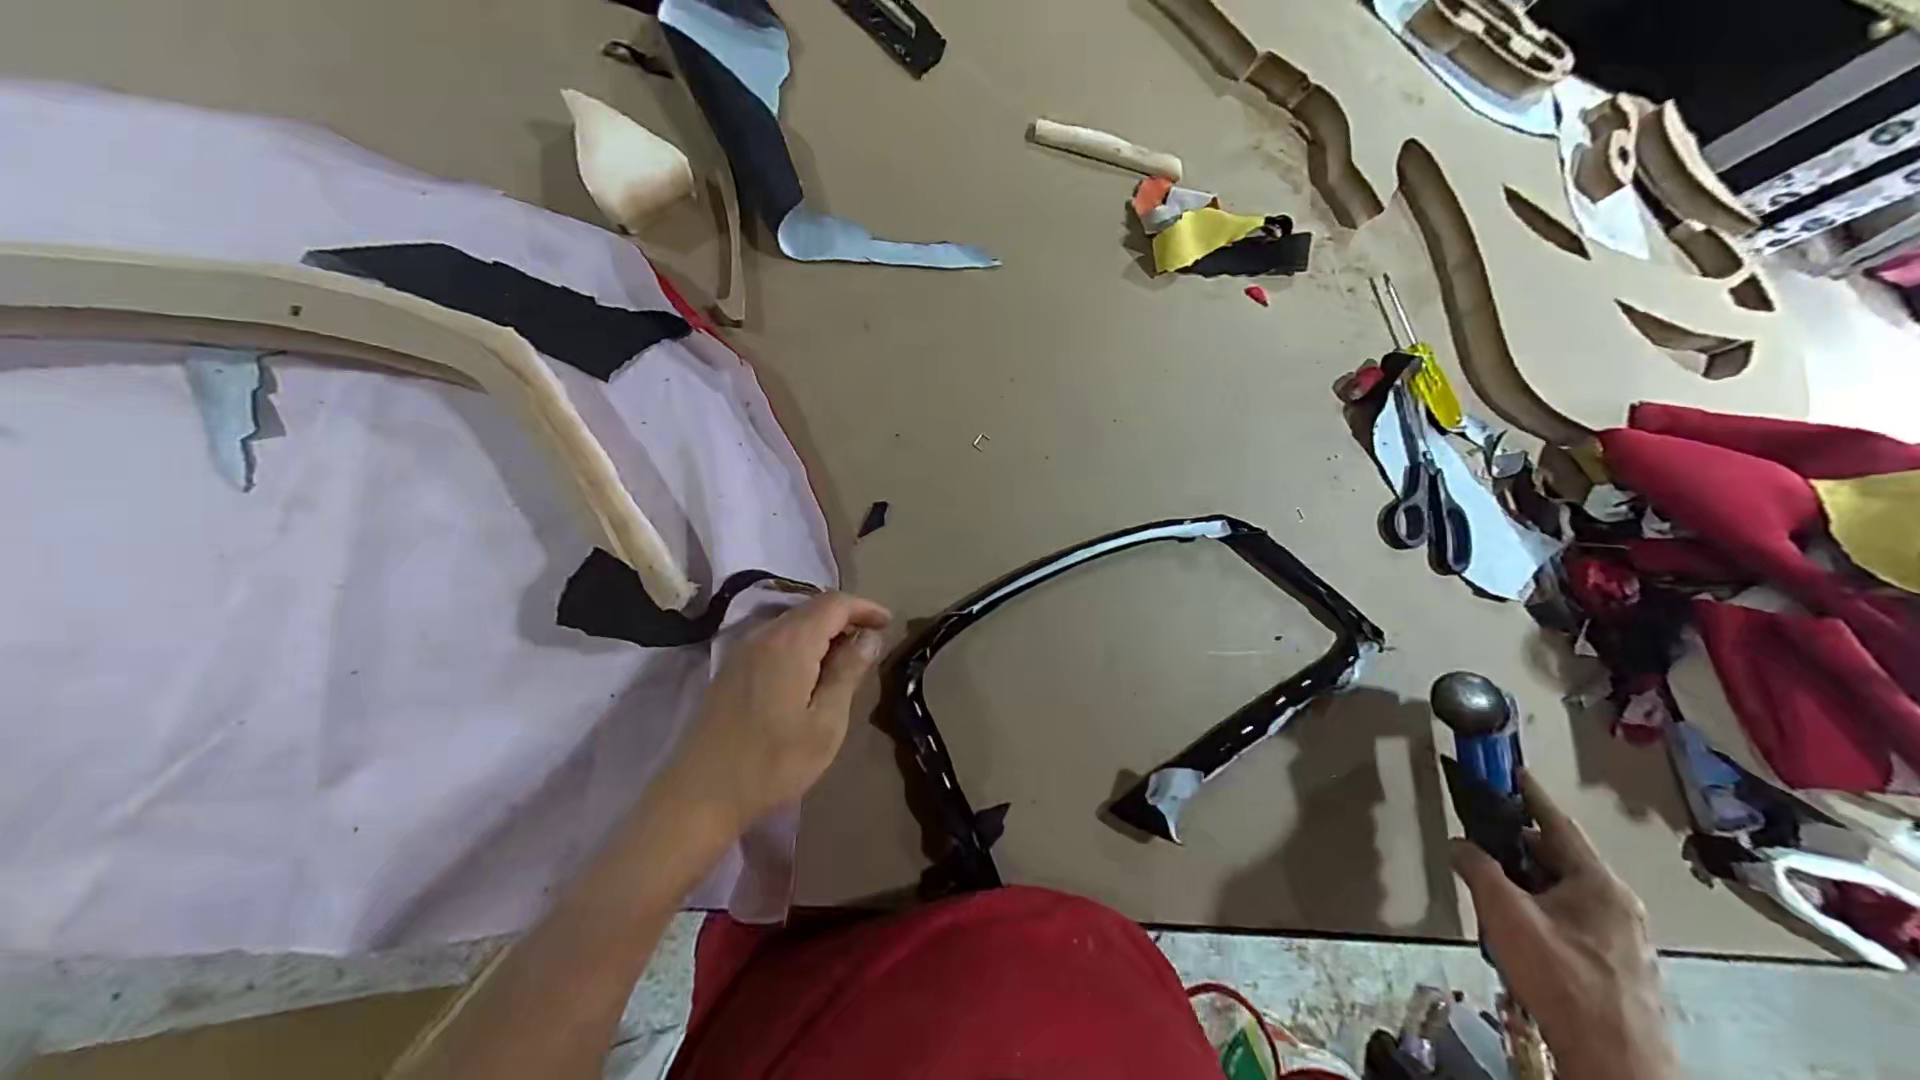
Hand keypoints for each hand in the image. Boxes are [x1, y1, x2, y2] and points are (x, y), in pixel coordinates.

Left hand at [657, 591, 891, 834]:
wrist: (701, 795)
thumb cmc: (773, 763)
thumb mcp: (826, 723)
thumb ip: (848, 673)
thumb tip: (869, 637)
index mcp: (789, 643)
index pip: (833, 604)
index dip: (864, 607)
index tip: (888, 622)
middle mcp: (763, 635)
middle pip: (811, 608)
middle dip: (845, 618)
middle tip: (871, 644)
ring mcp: (742, 650)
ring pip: (792, 623)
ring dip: (823, 632)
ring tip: (847, 660)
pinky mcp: (731, 668)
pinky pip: (775, 639)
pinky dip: (802, 644)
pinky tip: (811, 673)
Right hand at [1451, 771, 1679, 1079]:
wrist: (1616, 1061)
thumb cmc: (1562, 978)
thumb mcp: (1506, 914)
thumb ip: (1478, 869)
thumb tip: (1460, 845)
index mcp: (1599, 884)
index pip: (1557, 824)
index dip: (1530, 795)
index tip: (1511, 771)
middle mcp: (1617, 903)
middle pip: (1558, 858)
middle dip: (1518, 847)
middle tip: (1483, 839)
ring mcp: (1620, 936)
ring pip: (1561, 890)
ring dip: (1524, 883)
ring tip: (1490, 891)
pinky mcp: (1613, 962)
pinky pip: (1568, 917)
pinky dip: (1537, 909)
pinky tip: (1514, 931)